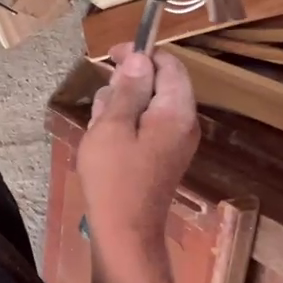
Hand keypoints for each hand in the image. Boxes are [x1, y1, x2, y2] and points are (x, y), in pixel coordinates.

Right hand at [77, 44, 199, 251]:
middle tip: (101, 103)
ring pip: (147, 104)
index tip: (109, 55)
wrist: (125, 228)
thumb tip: (138, 58)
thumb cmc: (114, 176)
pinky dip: (124, 124)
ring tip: (99, 127)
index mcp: (176, 112)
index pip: (169, 66)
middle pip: (158, 84)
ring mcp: (174, 140)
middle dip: (126, 84)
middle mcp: (183, 123)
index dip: (141, 55)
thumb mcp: (112, 127)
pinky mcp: (162, 155)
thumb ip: (127, 90)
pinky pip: (145, 125)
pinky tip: (105, 140)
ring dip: (121, 106)